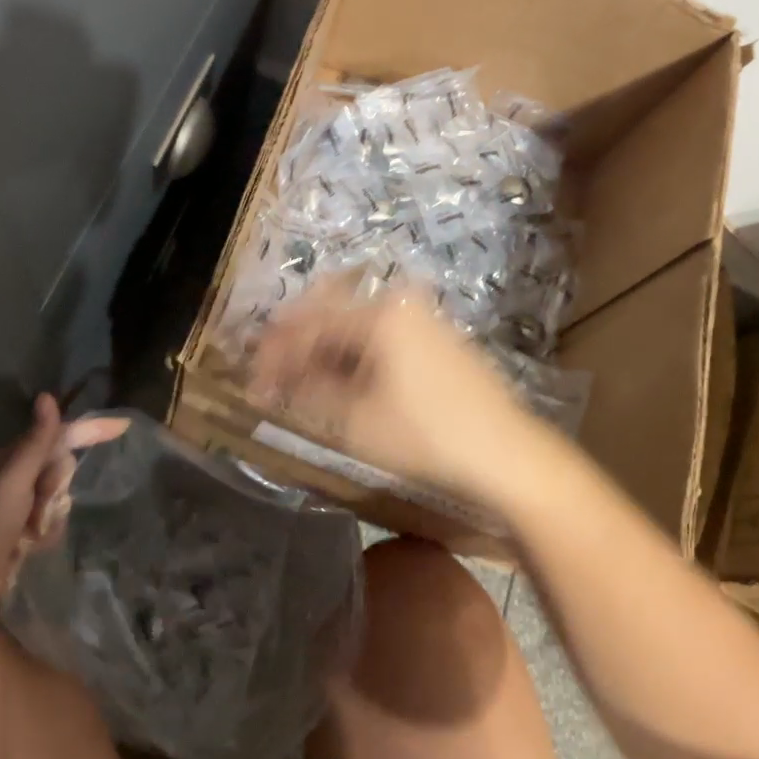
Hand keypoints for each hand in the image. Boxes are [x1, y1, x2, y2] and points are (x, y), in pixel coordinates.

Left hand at [0, 393, 129, 599]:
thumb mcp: (13, 479)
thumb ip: (36, 442)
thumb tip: (47, 396)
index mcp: (7, 459)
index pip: (53, 436)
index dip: (86, 432)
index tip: (122, 427)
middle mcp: (12, 478)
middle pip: (59, 469)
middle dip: (57, 486)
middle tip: (40, 505)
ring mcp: (17, 507)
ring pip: (59, 497)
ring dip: (52, 513)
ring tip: (31, 532)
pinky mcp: (21, 532)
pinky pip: (52, 520)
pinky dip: (47, 531)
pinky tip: (31, 544)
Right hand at [247, 277, 542, 507]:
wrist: (509, 455)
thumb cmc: (428, 438)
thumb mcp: (356, 420)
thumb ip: (308, 392)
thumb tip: (272, 382)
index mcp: (380, 312)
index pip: (309, 326)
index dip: (274, 356)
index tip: (250, 385)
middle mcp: (402, 303)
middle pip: (331, 318)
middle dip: (296, 348)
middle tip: (268, 378)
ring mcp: (425, 319)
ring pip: (356, 328)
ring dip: (324, 354)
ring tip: (299, 386)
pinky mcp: (438, 339)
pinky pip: (381, 338)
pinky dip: (355, 358)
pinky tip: (341, 383)